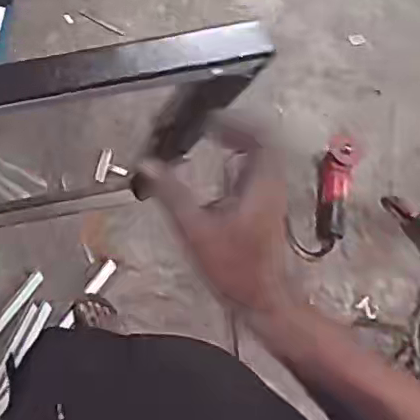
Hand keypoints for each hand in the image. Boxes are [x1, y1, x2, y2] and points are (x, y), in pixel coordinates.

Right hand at [132, 118, 298, 317]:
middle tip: (208, 125)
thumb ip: (170, 194)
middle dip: (234, 126)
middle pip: (262, 139)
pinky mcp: (267, 205)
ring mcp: (271, 195)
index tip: (210, 120)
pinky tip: (220, 167)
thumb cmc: (235, 269)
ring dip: (238, 140)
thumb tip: (147, 166)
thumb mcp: (195, 228)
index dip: (235, 121)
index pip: (259, 136)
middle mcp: (271, 184)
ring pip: (262, 154)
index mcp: (260, 183)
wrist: (261, 300)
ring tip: (211, 136)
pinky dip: (239, 157)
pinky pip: (258, 168)